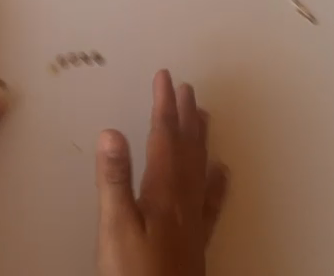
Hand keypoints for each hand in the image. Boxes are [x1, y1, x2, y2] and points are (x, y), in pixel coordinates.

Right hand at [95, 71, 229, 275]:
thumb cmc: (132, 274)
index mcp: (163, 194)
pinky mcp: (194, 243)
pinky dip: (216, 183)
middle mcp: (183, 203)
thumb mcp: (114, 227)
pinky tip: (222, 174)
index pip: (164, 140)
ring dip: (200, 140)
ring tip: (205, 115)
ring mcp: (192, 224)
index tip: (165, 77)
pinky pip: (210, 202)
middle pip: (187, 150)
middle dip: (185, 116)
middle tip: (187, 87)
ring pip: (200, 170)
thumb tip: (111, 131)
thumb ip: (113, 179)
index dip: (164, 106)